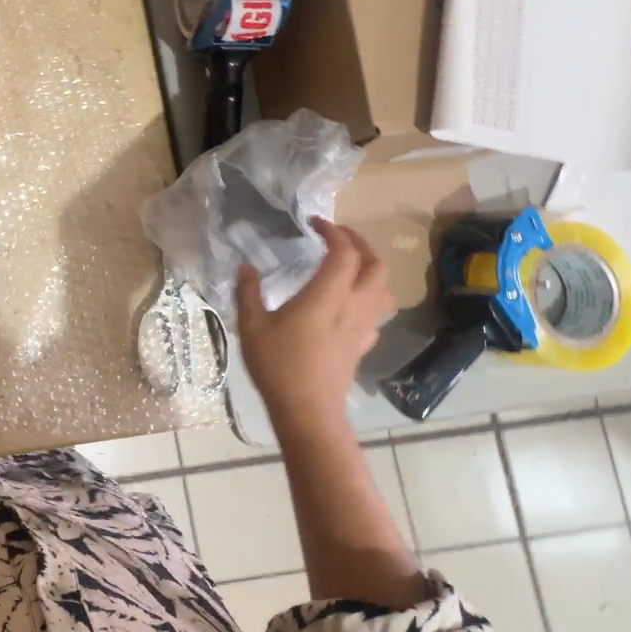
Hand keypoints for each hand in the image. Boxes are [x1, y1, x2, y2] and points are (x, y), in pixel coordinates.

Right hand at [235, 218, 393, 420]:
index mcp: (327, 294)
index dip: (334, 232)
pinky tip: (347, 301)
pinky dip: (367, 294)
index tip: (316, 223)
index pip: (344, 252)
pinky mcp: (363, 342)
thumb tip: (247, 267)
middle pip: (375, 265)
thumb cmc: (277, 364)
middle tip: (338, 237)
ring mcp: (363, 325)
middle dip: (360, 244)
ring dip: (371, 268)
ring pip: (383, 287)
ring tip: (349, 264)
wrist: (307, 408)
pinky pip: (376, 310)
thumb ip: (249, 292)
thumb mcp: (251, 325)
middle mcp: (353, 304)